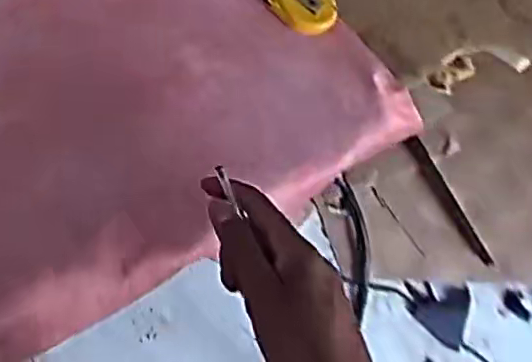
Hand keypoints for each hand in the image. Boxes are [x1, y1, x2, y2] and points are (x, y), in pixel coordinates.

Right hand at [203, 176, 371, 361]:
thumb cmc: (302, 349)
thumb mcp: (261, 295)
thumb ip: (240, 247)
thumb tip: (221, 207)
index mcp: (301, 252)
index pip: (260, 205)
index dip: (231, 191)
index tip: (207, 186)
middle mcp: (315, 262)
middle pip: (267, 232)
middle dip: (240, 244)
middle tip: (231, 278)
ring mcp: (323, 286)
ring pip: (275, 258)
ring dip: (251, 269)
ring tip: (249, 303)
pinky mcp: (325, 310)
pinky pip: (287, 280)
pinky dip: (267, 286)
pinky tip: (264, 313)